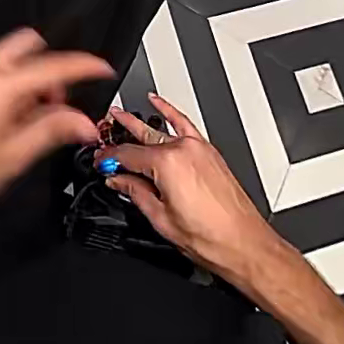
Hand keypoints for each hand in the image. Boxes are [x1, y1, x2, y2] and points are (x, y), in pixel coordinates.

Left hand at [0, 28, 112, 234]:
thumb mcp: (13, 157)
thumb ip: (54, 130)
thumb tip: (84, 122)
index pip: (54, 64)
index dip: (84, 65)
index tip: (102, 68)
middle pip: (31, 45)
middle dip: (53, 66)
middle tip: (60, 101)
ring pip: (13, 56)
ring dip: (32, 76)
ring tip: (34, 118)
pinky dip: (12, 83)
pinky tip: (11, 119)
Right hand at [96, 93, 297, 288]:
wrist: (243, 242)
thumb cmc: (210, 237)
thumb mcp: (161, 219)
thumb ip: (136, 193)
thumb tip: (119, 181)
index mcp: (166, 164)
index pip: (127, 155)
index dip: (109, 160)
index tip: (100, 163)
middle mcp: (182, 148)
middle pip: (142, 139)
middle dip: (119, 139)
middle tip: (102, 137)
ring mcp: (196, 145)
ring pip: (159, 129)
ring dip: (138, 123)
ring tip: (119, 115)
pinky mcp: (206, 148)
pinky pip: (183, 122)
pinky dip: (168, 109)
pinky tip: (157, 101)